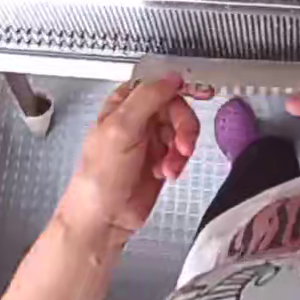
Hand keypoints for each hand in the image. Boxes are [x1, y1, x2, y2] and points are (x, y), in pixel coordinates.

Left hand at [54, 76, 198, 252]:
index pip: (159, 85)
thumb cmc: (98, 178)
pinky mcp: (160, 159)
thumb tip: (171, 78)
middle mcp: (138, 119)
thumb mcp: (121, 129)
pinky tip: (166, 172)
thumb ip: (148, 98)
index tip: (201, 93)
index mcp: (124, 104)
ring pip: (182, 129)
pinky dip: (178, 161)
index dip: (180, 87)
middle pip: (176, 107)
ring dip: (181, 148)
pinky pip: (182, 150)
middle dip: (184, 126)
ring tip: (171, 164)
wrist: (103, 221)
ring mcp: (150, 139)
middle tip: (182, 143)